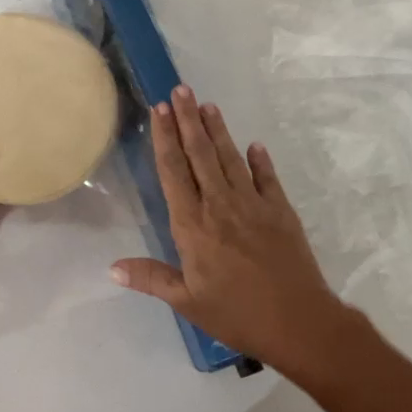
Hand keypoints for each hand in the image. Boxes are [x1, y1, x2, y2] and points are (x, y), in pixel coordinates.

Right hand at [110, 85, 347, 365]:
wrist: (298, 321)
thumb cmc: (237, 314)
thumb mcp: (187, 302)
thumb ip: (151, 278)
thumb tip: (112, 268)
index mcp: (193, 225)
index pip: (173, 172)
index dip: (164, 139)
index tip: (159, 110)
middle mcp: (220, 205)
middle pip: (200, 154)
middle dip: (188, 120)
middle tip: (180, 90)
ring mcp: (253, 205)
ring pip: (230, 158)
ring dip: (218, 130)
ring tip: (207, 105)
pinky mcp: (281, 211)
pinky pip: (267, 178)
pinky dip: (260, 160)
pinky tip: (254, 145)